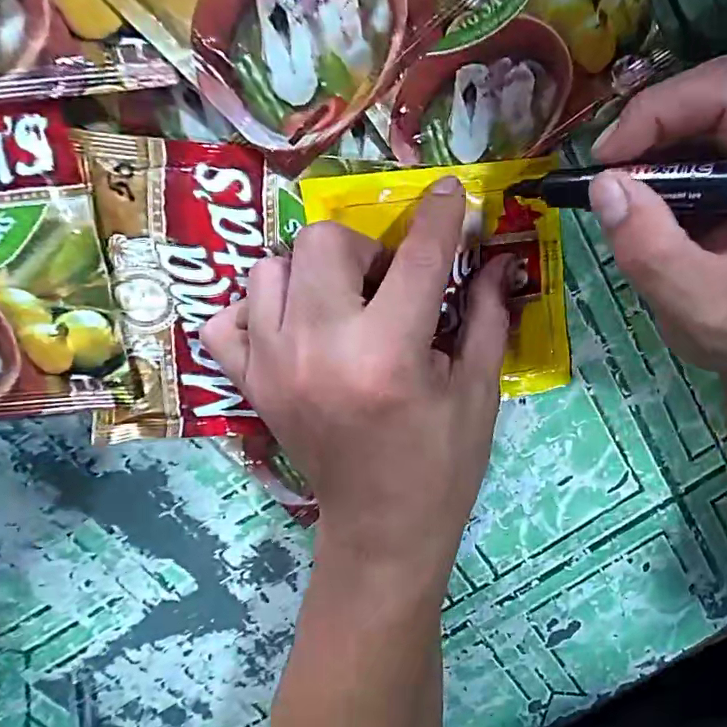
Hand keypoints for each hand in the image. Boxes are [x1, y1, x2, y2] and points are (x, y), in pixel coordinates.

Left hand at [201, 177, 515, 584]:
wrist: (383, 531)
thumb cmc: (444, 464)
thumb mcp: (479, 391)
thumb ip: (485, 316)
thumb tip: (497, 262)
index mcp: (389, 353)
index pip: (418, 258)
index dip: (440, 217)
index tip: (452, 195)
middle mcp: (320, 347)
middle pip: (322, 241)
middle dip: (367, 247)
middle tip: (391, 282)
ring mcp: (274, 364)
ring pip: (271, 267)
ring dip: (315, 272)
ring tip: (346, 303)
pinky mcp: (252, 384)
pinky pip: (229, 317)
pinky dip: (261, 310)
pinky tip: (297, 328)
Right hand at [589, 55, 726, 374]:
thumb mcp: (700, 307)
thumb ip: (654, 252)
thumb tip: (603, 185)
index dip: (665, 112)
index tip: (609, 160)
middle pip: (719, 89)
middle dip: (652, 120)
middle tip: (604, 168)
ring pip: (703, 104)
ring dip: (649, 135)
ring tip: (613, 182)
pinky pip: (695, 132)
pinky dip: (654, 152)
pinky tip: (633, 188)